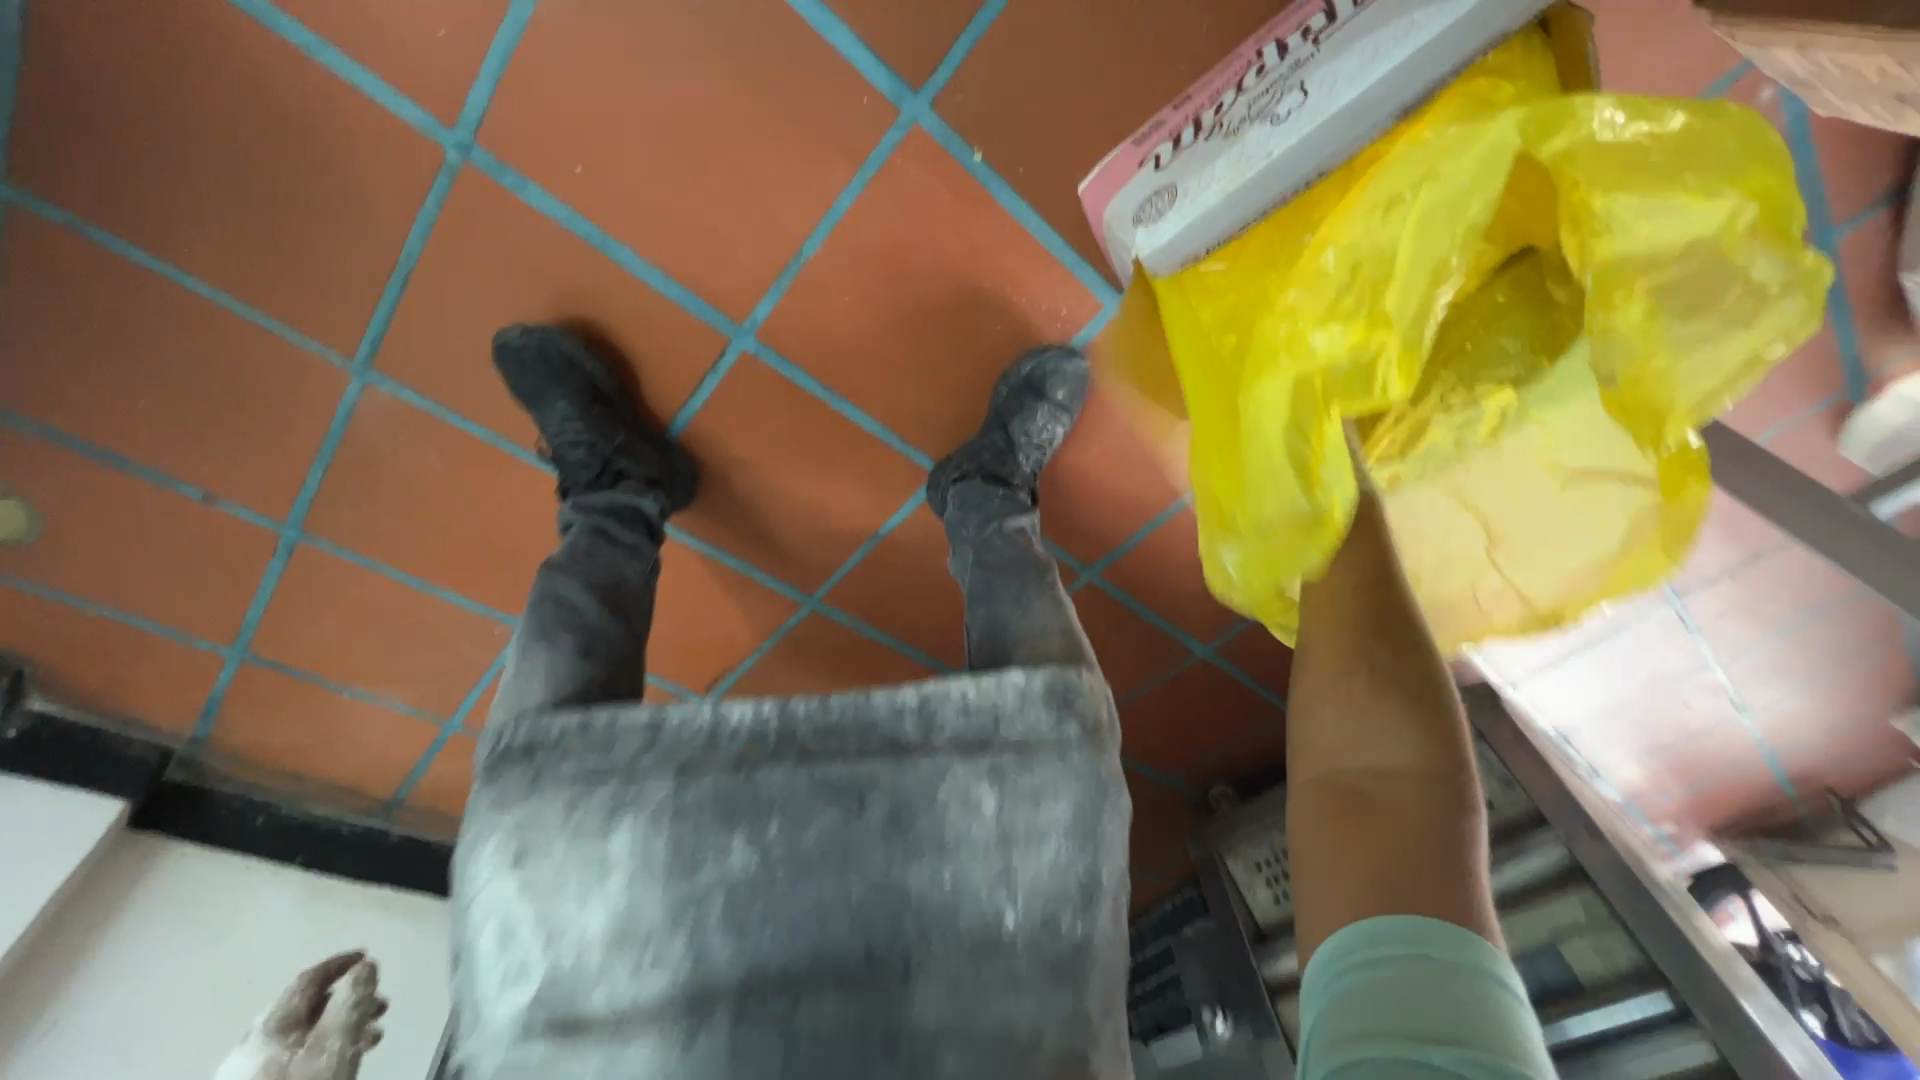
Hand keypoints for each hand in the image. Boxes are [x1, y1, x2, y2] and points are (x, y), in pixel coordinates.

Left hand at [214, 951, 387, 1079]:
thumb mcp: (335, 1047)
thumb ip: (352, 1003)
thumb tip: (365, 966)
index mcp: (271, 1027)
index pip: (307, 981)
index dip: (339, 964)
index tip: (368, 955)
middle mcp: (253, 1044)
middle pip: (305, 1008)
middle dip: (348, 1000)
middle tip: (382, 1004)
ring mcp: (248, 1072)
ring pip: (302, 1035)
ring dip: (341, 1026)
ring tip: (372, 1036)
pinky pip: (294, 1058)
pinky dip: (324, 1049)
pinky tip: (341, 1061)